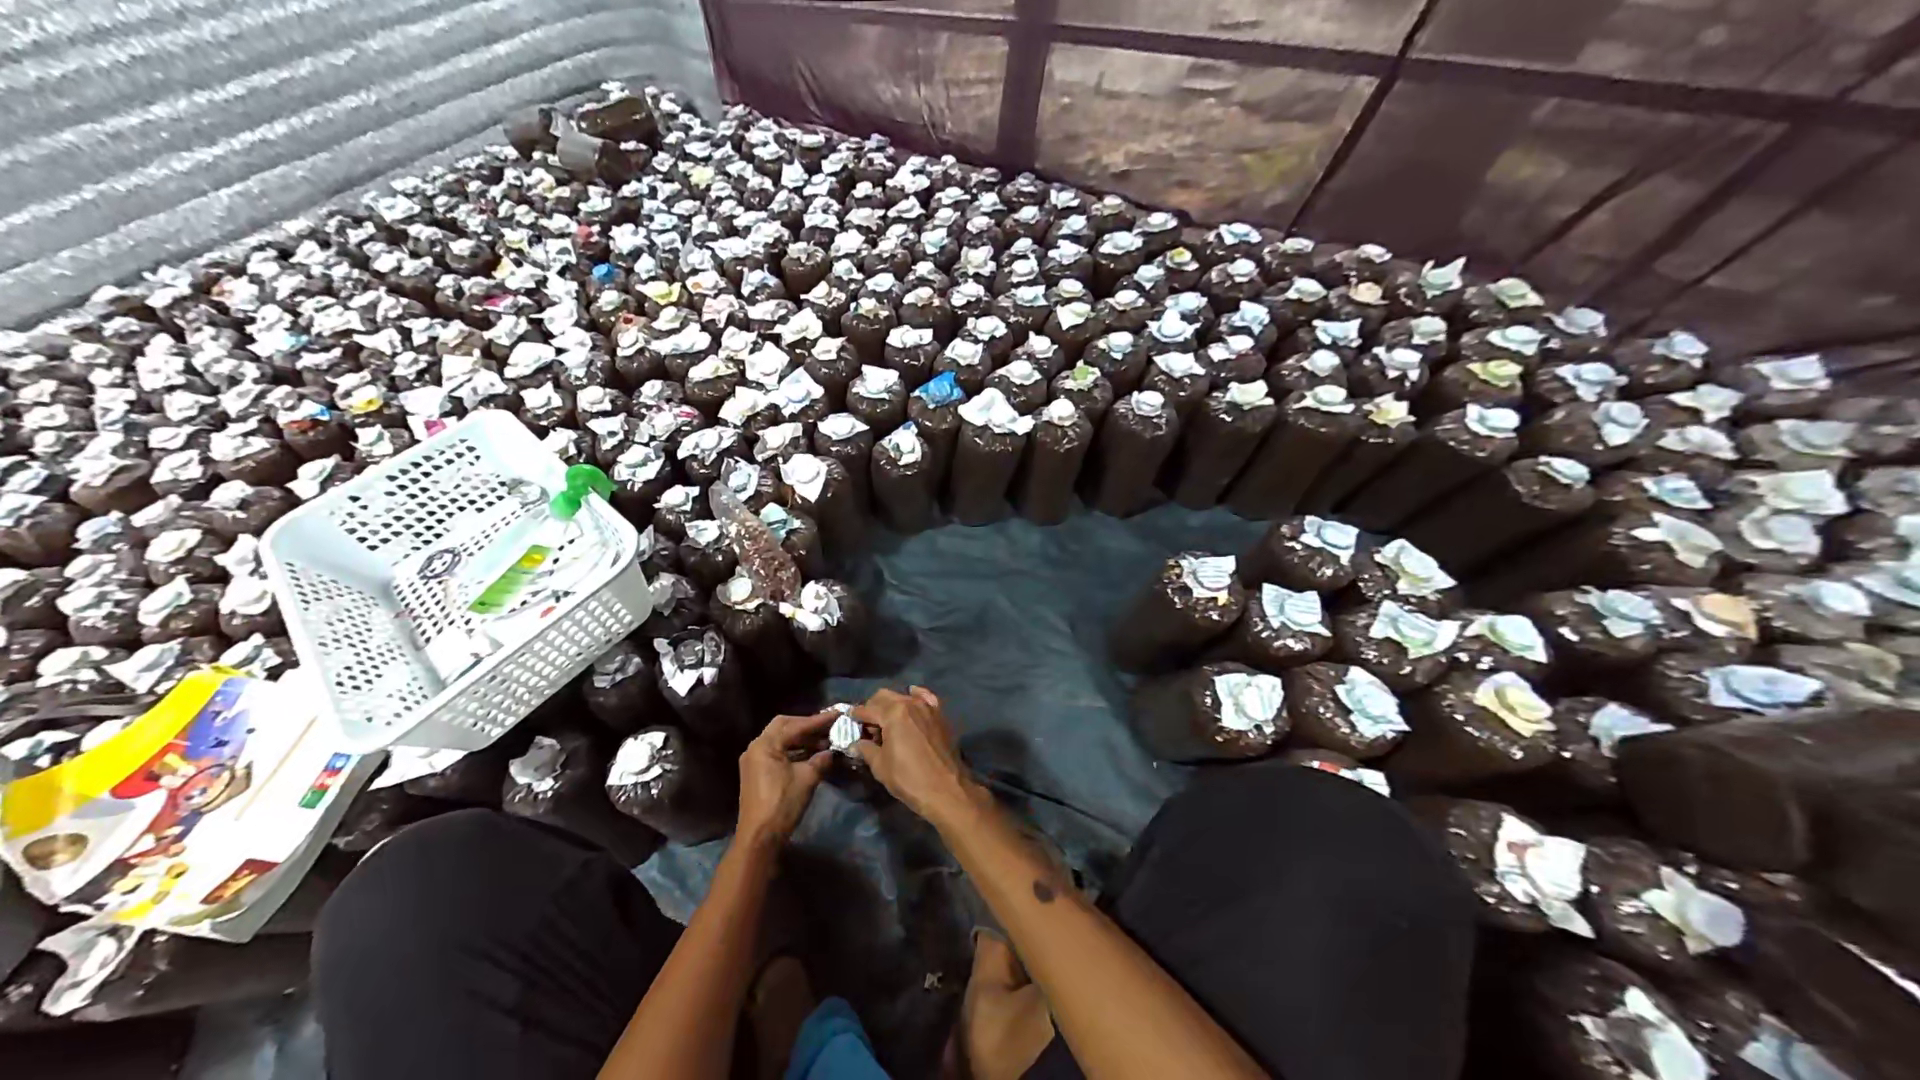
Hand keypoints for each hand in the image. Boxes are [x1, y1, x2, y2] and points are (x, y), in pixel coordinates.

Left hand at [736, 711, 834, 849]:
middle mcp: (755, 748)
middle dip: (806, 726)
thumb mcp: (807, 779)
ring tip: (823, 741)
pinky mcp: (756, 772)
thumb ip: (820, 760)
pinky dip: (793, 750)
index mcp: (765, 745)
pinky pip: (776, 752)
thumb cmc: (782, 804)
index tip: (836, 715)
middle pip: (783, 727)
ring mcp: (754, 760)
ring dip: (800, 739)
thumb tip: (831, 752)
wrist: (760, 837)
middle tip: (827, 727)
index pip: (795, 726)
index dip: (818, 721)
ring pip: (780, 740)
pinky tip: (810, 755)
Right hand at [852, 687, 982, 826]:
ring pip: (904, 696)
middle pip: (884, 697)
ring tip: (888, 723)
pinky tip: (912, 703)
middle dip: (872, 708)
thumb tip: (855, 744)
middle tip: (868, 726)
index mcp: (893, 713)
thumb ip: (865, 749)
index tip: (849, 720)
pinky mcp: (941, 715)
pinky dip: (916, 698)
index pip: (867, 709)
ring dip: (892, 705)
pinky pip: (926, 698)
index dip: (855, 716)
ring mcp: (928, 707)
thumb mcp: (880, 766)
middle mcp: (911, 703)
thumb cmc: (909, 778)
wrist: (947, 789)